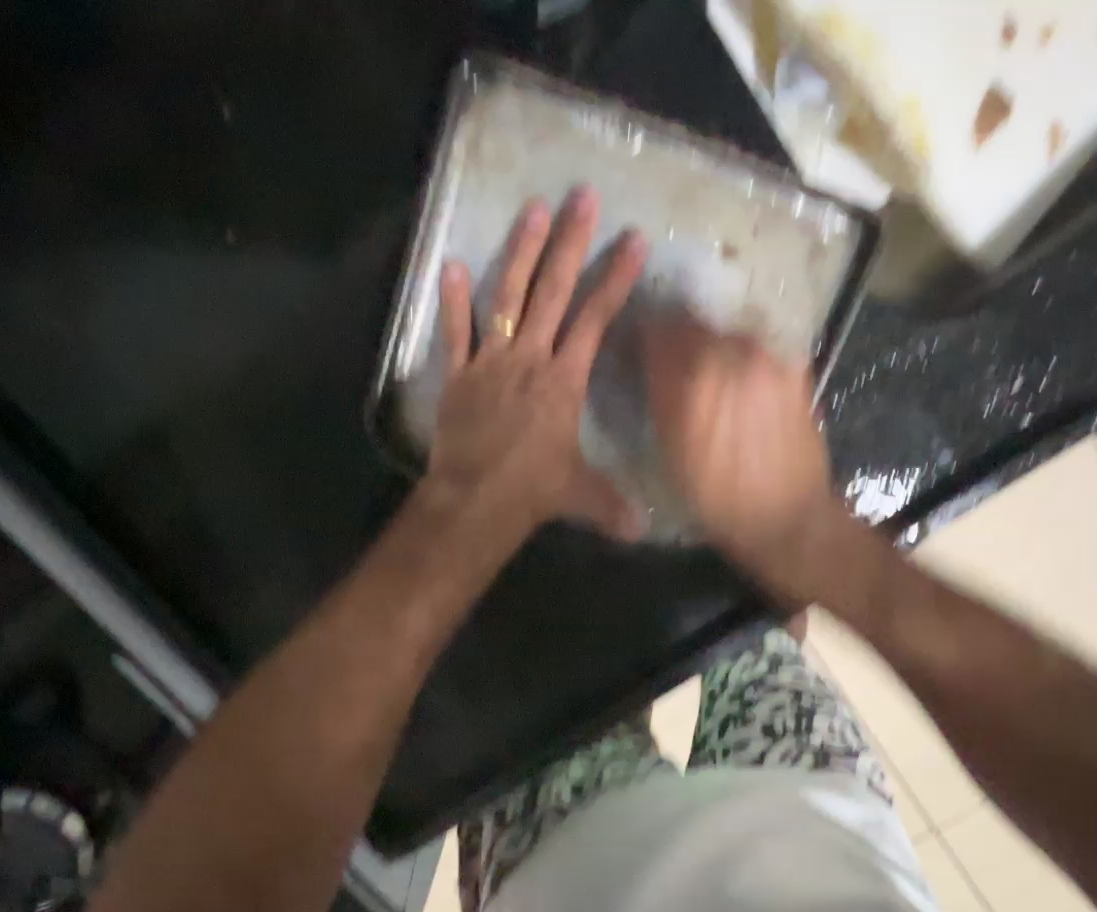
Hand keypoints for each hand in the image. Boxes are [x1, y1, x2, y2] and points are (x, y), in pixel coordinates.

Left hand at [425, 187, 648, 540]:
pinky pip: (455, 332)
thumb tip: (644, 530)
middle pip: (554, 292)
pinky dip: (452, 300)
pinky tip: (451, 264)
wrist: (476, 501)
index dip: (616, 278)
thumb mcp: (581, 495)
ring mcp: (491, 362)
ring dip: (521, 253)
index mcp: (565, 380)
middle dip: (572, 243)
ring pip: (508, 298)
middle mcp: (531, 359)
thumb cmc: (533, 492)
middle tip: (582, 196)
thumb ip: (613, 504)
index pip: (597, 318)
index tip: (633, 239)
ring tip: (533, 209)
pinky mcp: (458, 375)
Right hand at [642, 313, 837, 571]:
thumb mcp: (670, 452)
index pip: (656, 331)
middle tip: (676, 367)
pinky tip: (745, 388)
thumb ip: (660, 396)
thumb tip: (650, 363)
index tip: (641, 352)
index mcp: (689, 377)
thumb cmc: (718, 498)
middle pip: (693, 325)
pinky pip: (760, 349)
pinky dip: (747, 359)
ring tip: (714, 380)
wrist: (787, 518)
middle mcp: (729, 354)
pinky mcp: (794, 368)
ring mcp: (766, 358)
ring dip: (715, 348)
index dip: (645, 340)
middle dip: (680, 341)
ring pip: (728, 334)